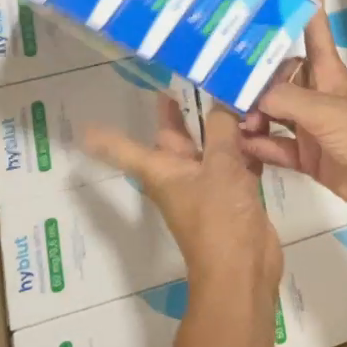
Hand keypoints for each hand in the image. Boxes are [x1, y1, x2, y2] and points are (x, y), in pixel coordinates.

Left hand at [84, 96, 281, 290]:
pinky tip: (261, 123)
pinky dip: (245, 143)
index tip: (86, 129)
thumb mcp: (219, 166)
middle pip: (174, 139)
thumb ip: (221, 129)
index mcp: (163, 171)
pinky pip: (236, 159)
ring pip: (210, 146)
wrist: (241, 268)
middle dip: (176, 112)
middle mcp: (182, 175)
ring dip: (220, 124)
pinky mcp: (235, 192)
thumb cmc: (218, 217)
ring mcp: (209, 184)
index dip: (107, 140)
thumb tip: (221, 102)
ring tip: (232, 90)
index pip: (126, 151)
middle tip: (181, 79)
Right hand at [239, 0, 346, 217]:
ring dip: (254, 114)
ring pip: (275, 112)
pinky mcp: (309, 157)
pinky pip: (277, 147)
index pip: (315, 32)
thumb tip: (251, 96)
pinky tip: (239, 145)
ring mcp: (313, 127)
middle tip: (226, 85)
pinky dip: (260, 146)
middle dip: (257, 79)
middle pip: (282, 77)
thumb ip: (286, 100)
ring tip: (230, 119)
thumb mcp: (324, 109)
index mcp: (328, 72)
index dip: (306, 10)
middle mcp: (318, 94)